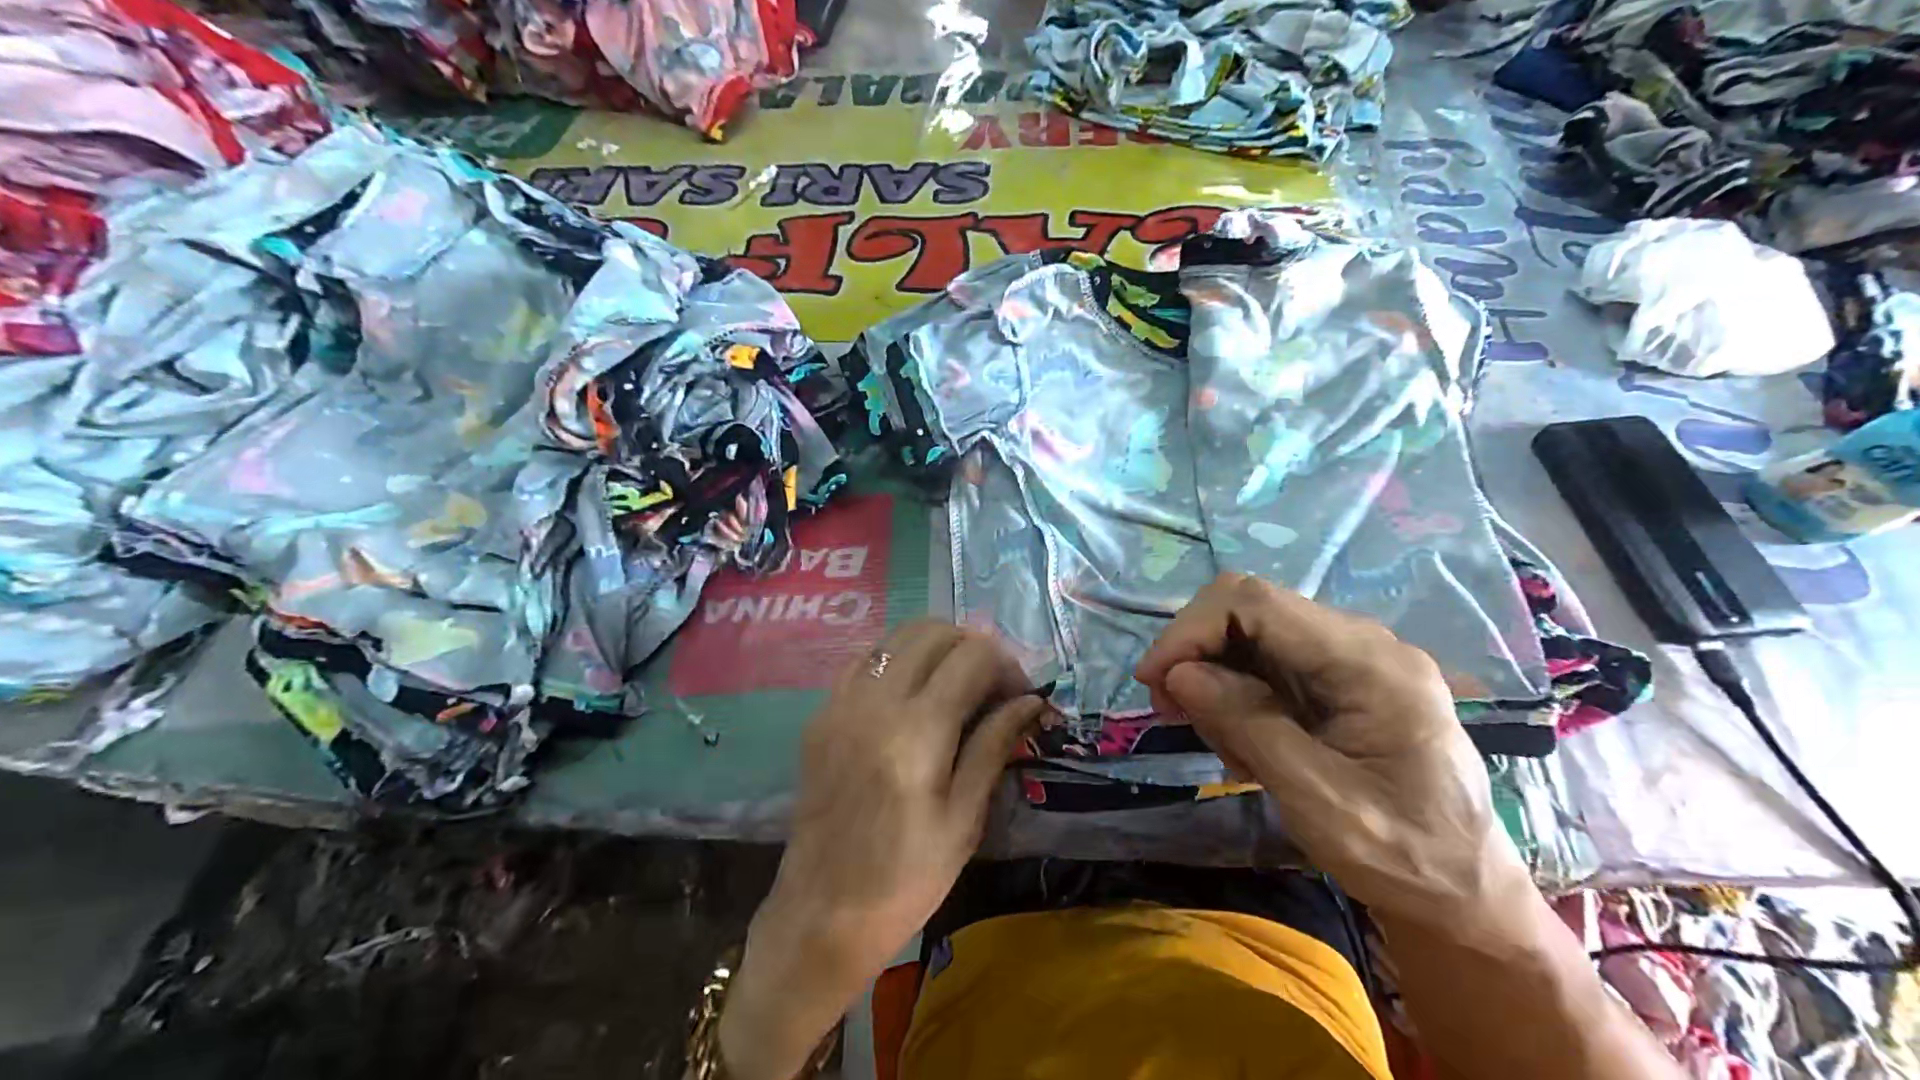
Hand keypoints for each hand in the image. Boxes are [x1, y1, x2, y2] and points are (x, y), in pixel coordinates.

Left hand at [719, 620, 1045, 1079]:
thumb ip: (994, 745)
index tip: (1020, 696)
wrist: (823, 913)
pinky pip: (864, 660)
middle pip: (933, 631)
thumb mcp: (964, 817)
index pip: (973, 656)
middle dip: (972, 646)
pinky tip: (909, 697)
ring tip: (954, 685)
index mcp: (918, 730)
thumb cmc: (907, 877)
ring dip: (934, 647)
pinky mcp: (820, 715)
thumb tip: (1031, 700)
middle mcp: (875, 701)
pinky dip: (896, 661)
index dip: (1007, 666)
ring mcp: (841, 703)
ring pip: (896, 636)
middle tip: (990, 686)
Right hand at [1135, 573, 1529, 930]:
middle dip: (1196, 651)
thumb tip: (1178, 673)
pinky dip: (1235, 692)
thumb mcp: (1318, 800)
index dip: (1192, 628)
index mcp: (1372, 664)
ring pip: (1251, 633)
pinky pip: (1266, 661)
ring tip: (1220, 743)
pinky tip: (1241, 741)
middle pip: (1250, 609)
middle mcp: (1362, 644)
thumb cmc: (1402, 856)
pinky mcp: (1339, 678)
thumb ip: (1248, 726)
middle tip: (1169, 711)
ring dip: (1213, 676)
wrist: (1465, 895)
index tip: (1152, 681)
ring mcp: (1352, 658)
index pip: (1258, 604)